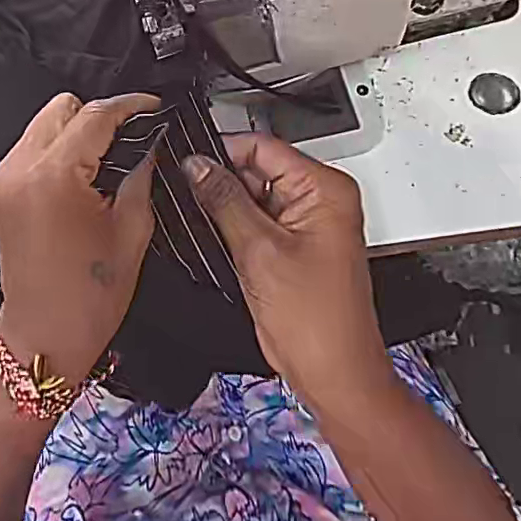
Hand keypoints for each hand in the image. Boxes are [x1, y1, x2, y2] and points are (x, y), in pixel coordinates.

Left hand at [0, 92, 159, 378]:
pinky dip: (60, 148)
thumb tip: (147, 140)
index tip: (153, 107)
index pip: (95, 115)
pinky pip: (34, 145)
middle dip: (100, 117)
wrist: (44, 337)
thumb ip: (140, 171)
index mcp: (53, 178)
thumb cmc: (90, 296)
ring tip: (108, 159)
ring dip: (79, 131)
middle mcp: (19, 169)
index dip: (130, 106)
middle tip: (131, 138)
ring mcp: (3, 178)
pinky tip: (84, 174)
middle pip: (64, 107)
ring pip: (46, 121)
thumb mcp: (133, 229)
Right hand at [184, 135, 389, 400]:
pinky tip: (224, 245)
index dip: (223, 152)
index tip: (189, 165)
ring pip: (252, 196)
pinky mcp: (292, 244)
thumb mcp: (260, 250)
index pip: (264, 147)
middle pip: (257, 169)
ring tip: (214, 232)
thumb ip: (223, 200)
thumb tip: (197, 165)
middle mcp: (320, 199)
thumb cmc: (316, 321)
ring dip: (227, 210)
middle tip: (194, 201)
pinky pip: (257, 221)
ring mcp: (306, 222)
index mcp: (325, 188)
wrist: (332, 373)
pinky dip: (236, 229)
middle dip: (223, 183)